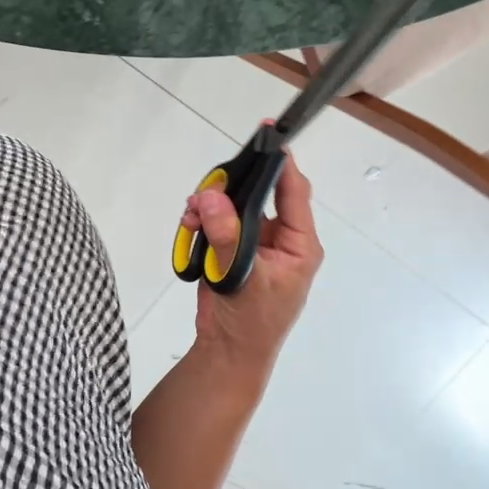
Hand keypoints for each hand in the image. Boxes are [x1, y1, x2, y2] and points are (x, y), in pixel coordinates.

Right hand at [179, 159, 324, 382]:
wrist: (229, 352)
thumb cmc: (250, 320)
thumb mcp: (242, 276)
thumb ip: (227, 234)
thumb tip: (210, 195)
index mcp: (299, 245)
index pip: (294, 193)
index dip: (283, 164)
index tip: (270, 136)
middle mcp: (281, 238)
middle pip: (258, 195)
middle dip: (230, 188)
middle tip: (204, 188)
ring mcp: (255, 243)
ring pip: (233, 206)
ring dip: (210, 205)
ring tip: (190, 213)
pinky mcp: (233, 249)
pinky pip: (218, 221)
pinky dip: (202, 220)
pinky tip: (189, 225)